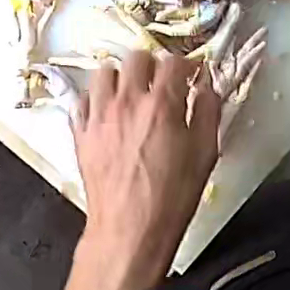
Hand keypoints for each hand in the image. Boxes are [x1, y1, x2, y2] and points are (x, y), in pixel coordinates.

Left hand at [70, 51, 221, 289]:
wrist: (129, 231)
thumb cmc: (172, 197)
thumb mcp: (205, 154)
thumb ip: (208, 112)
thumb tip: (207, 87)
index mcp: (161, 105)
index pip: (173, 62)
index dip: (185, 65)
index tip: (190, 75)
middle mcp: (126, 102)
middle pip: (136, 58)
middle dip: (153, 66)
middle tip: (161, 83)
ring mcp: (98, 115)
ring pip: (104, 72)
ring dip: (121, 77)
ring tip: (130, 94)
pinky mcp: (80, 132)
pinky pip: (82, 99)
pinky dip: (96, 99)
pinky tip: (107, 113)